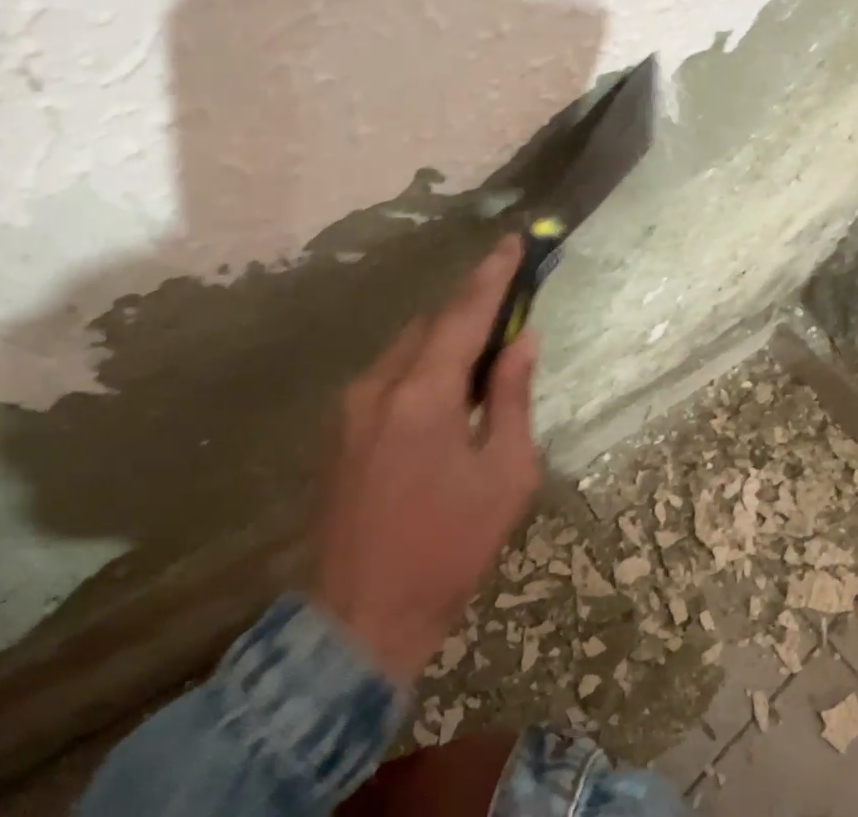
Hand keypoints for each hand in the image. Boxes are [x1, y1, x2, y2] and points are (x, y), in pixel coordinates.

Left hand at [313, 237, 541, 684]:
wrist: (360, 616)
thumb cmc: (448, 552)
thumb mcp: (504, 477)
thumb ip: (513, 399)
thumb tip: (522, 342)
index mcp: (421, 396)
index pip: (463, 314)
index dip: (492, 275)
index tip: (514, 242)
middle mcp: (375, 386)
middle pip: (429, 325)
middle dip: (469, 312)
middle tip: (509, 318)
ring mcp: (347, 408)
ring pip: (403, 350)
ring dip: (442, 344)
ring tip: (481, 366)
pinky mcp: (335, 430)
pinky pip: (384, 378)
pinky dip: (418, 371)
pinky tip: (442, 400)